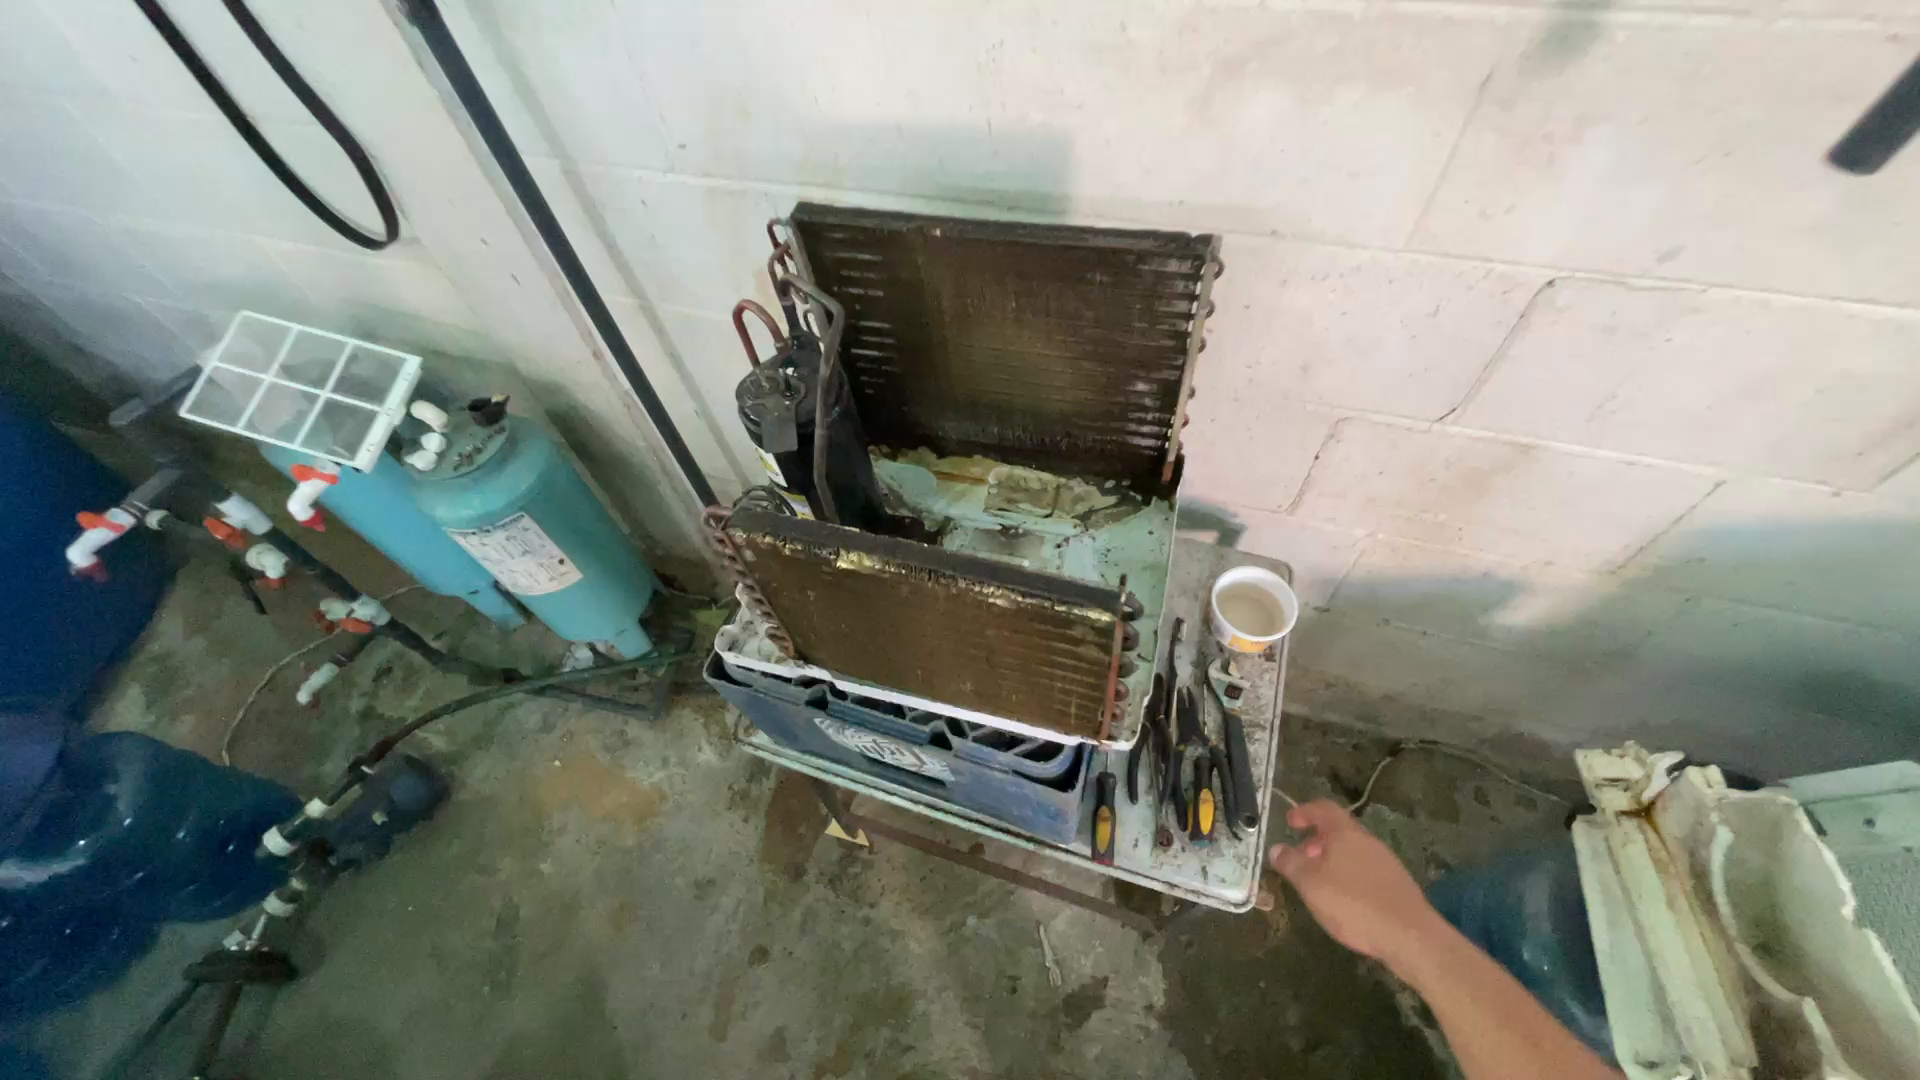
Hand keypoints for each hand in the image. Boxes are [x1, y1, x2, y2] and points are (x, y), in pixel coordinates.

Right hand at [1267, 800, 1447, 972]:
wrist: (1411, 937)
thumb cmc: (1353, 903)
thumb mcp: (1310, 884)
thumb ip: (1290, 863)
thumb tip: (1276, 848)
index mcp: (1345, 834)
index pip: (1323, 809)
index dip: (1304, 811)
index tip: (1290, 822)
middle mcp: (1368, 842)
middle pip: (1339, 830)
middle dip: (1316, 840)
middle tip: (1300, 856)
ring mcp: (1387, 863)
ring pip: (1353, 851)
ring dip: (1333, 859)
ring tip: (1319, 882)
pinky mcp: (1398, 885)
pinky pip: (1366, 870)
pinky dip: (1349, 875)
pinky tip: (1345, 900)